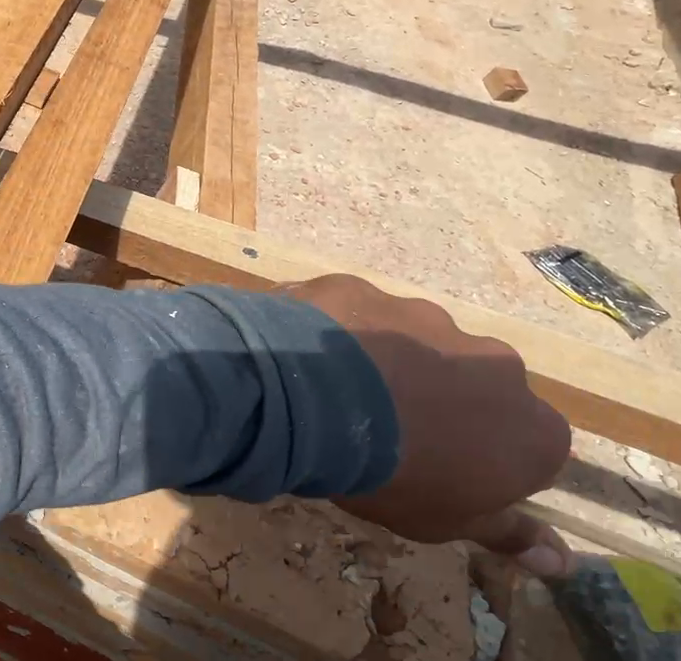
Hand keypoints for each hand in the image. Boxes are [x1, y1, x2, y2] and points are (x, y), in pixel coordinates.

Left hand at [283, 275, 573, 577]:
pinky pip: (343, 308)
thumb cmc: (391, 473)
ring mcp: (420, 314)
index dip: (473, 453)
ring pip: (405, 338)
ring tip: (327, 383)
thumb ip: (504, 532)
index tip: (428, 462)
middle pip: (466, 380)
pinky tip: (292, 348)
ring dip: (377, 356)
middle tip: (373, 418)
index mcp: (532, 425)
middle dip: (428, 395)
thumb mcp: (447, 521)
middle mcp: (491, 360)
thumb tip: (558, 562)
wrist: (311, 401)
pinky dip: (324, 324)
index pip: (519, 442)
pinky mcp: (356, 287)